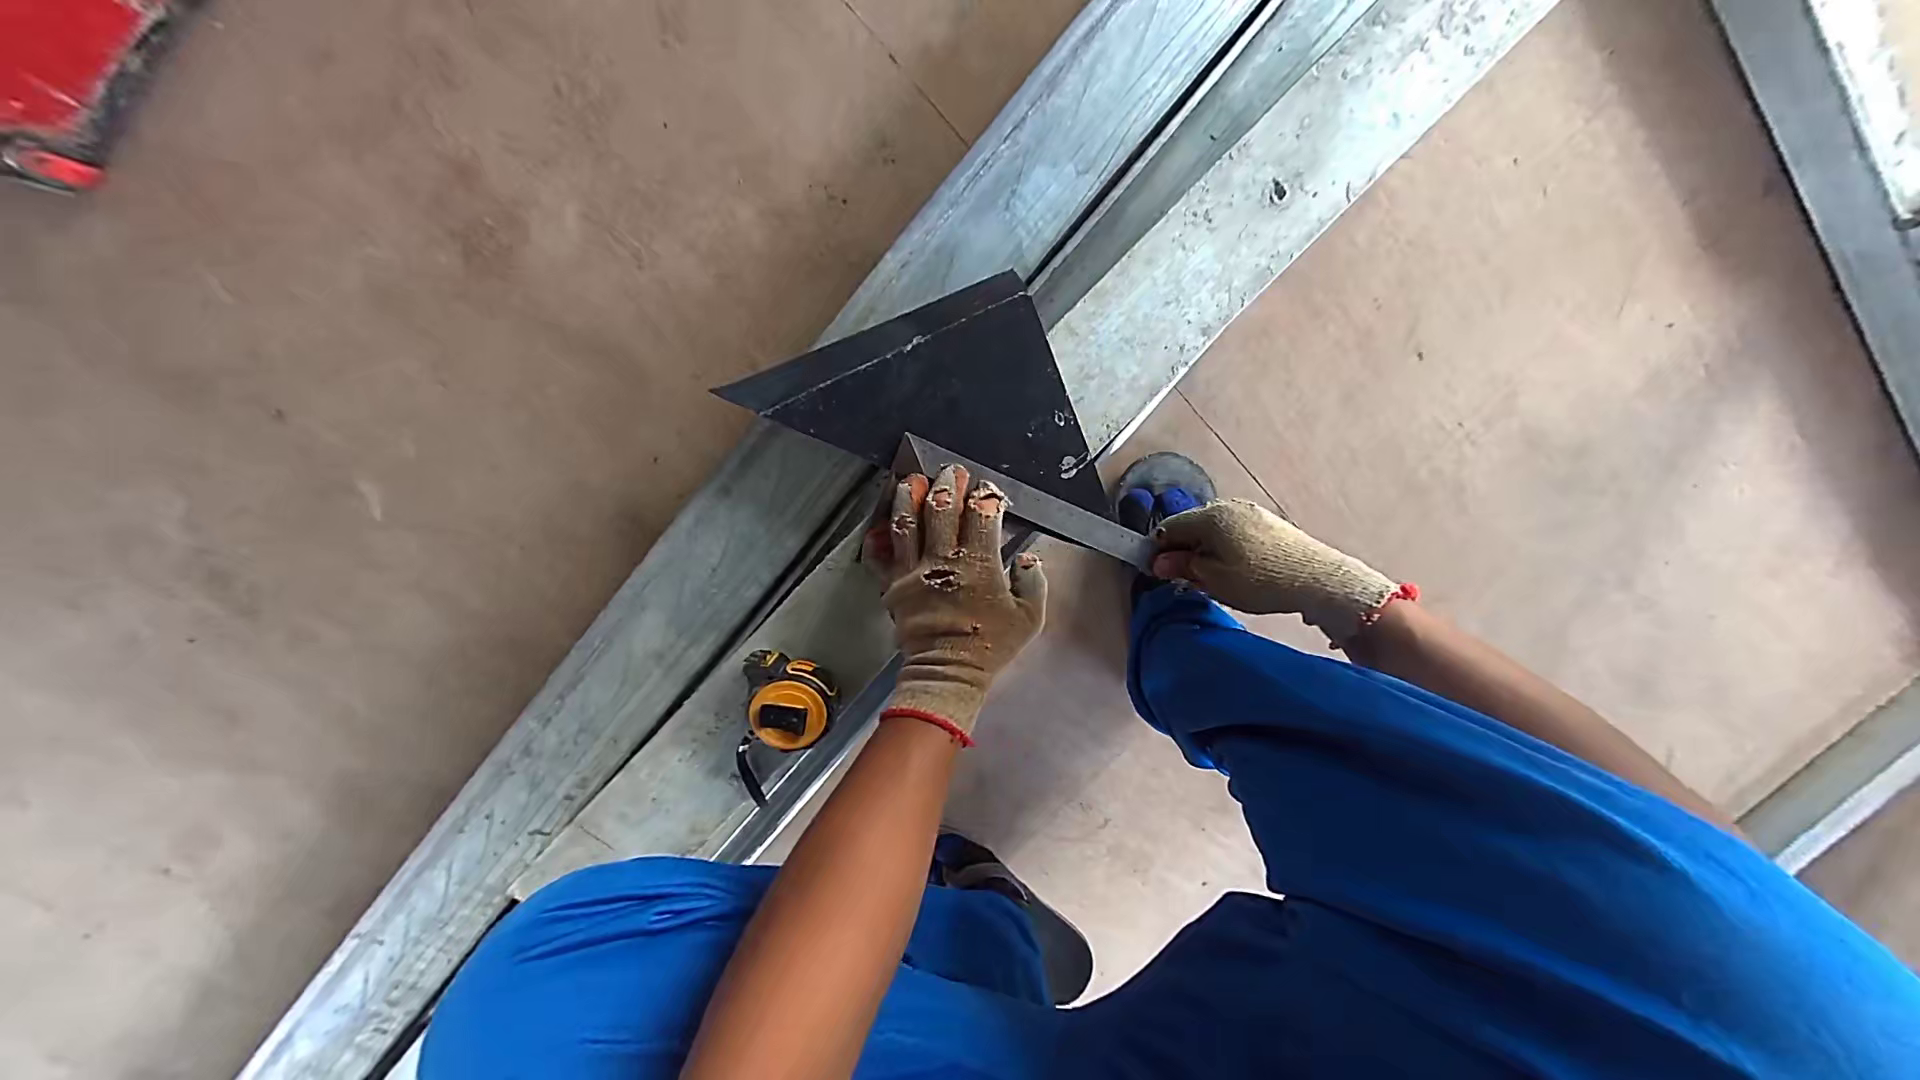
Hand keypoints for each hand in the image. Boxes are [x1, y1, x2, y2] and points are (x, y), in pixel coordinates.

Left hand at [862, 463, 1046, 739]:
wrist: (948, 673)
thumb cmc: (990, 645)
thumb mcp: (1030, 617)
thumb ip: (1034, 582)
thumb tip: (1027, 558)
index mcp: (980, 566)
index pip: (981, 516)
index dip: (985, 496)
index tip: (986, 490)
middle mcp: (944, 561)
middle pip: (942, 509)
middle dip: (947, 483)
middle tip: (951, 472)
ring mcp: (913, 571)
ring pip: (907, 522)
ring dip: (910, 496)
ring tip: (913, 479)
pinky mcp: (893, 584)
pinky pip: (880, 554)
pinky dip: (878, 535)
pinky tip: (882, 521)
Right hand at [1152, 498, 1404, 643]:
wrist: (1321, 581)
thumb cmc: (1261, 581)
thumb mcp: (1213, 580)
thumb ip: (1183, 566)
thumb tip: (1159, 562)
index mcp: (1210, 516)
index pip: (1168, 527)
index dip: (1158, 550)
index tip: (1157, 571)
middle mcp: (1228, 506)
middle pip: (1191, 525)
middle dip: (1182, 549)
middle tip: (1184, 578)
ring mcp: (1250, 512)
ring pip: (1212, 529)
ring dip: (1204, 549)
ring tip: (1211, 577)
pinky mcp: (1268, 523)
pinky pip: (1232, 532)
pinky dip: (1224, 547)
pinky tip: (1234, 569)